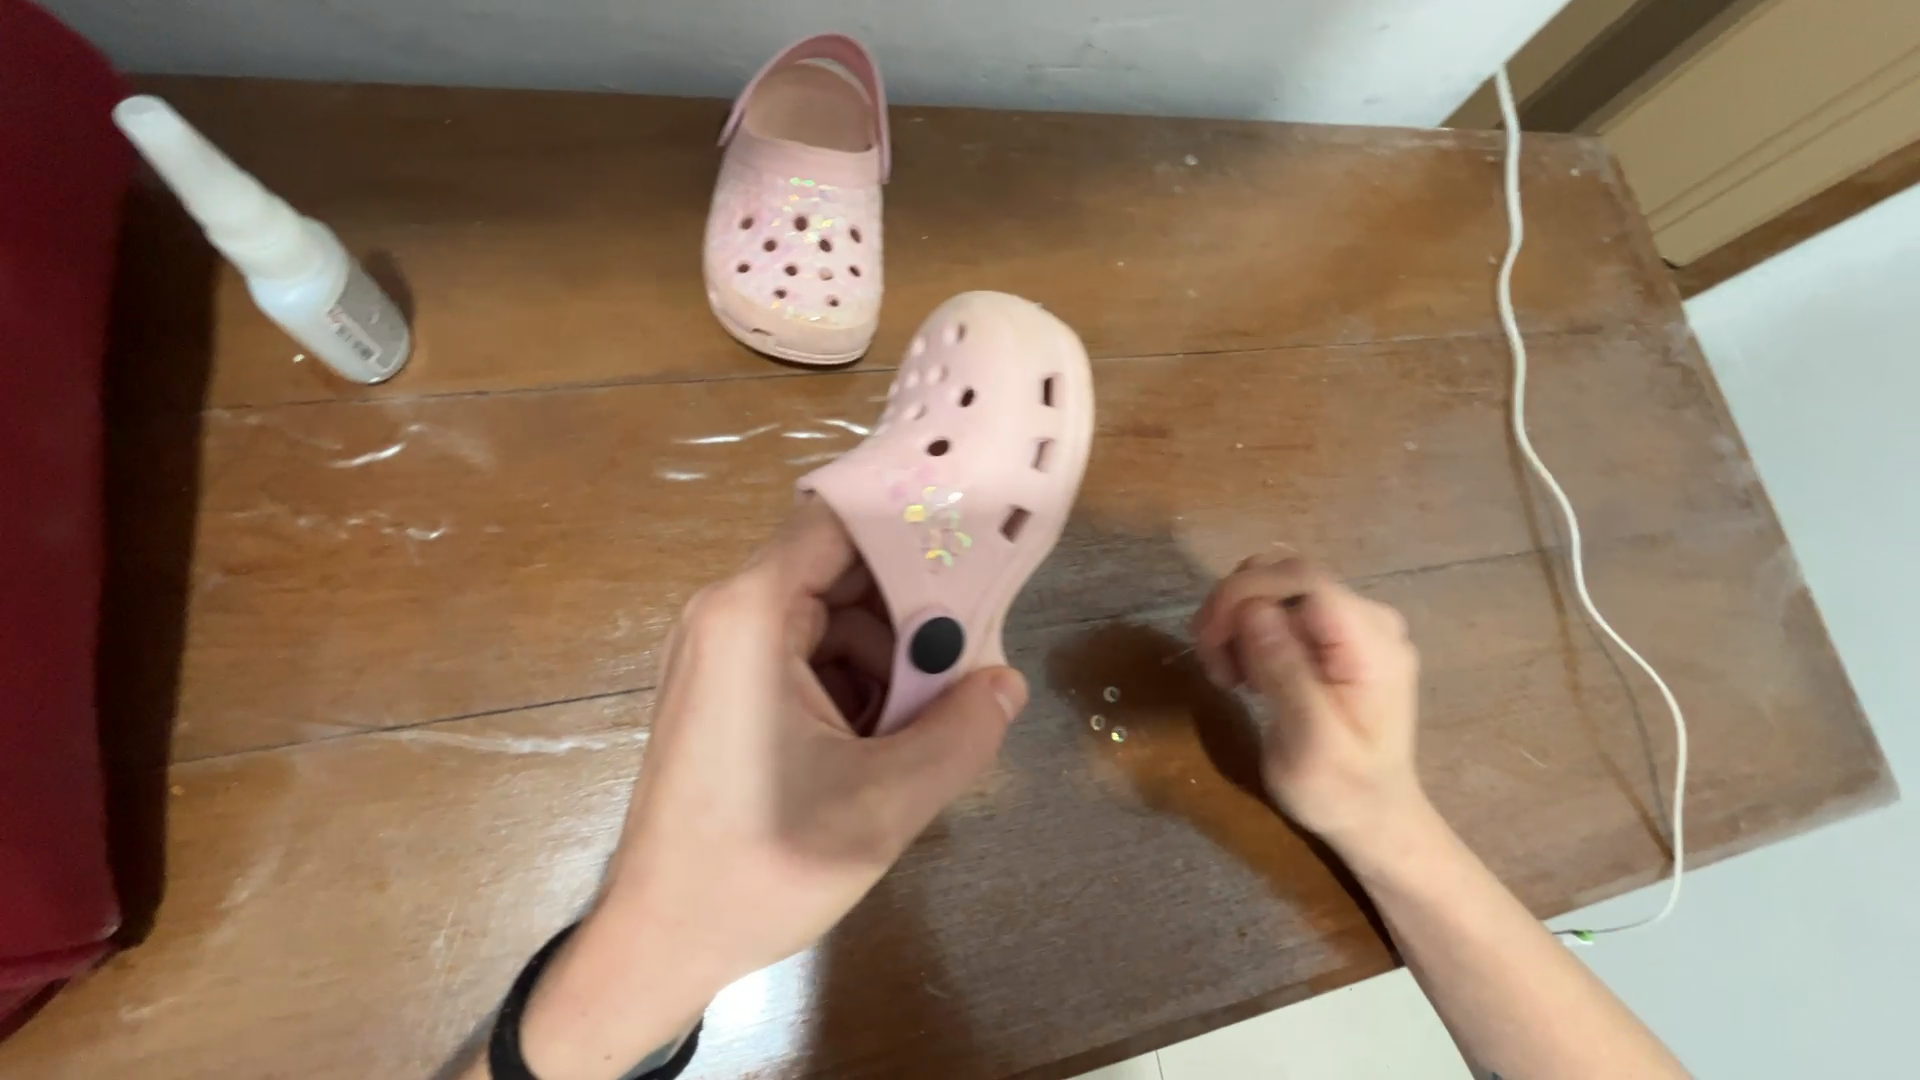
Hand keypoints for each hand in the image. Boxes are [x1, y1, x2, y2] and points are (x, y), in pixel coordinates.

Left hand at [513, 498, 1027, 1079]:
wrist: (657, 946)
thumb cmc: (760, 867)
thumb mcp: (884, 804)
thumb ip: (962, 735)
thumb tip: (1009, 683)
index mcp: (752, 615)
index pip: (839, 522)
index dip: (908, 524)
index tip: (973, 541)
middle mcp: (729, 615)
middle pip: (841, 572)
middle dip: (910, 609)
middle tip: (969, 649)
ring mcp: (722, 652)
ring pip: (832, 618)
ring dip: (887, 657)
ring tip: (925, 716)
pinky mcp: (726, 688)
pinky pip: (808, 655)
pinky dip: (855, 682)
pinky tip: (880, 740)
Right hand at [1189, 555, 1423, 855]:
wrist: (1371, 819)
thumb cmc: (1341, 791)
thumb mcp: (1310, 743)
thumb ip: (1286, 672)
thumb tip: (1252, 610)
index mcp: (1372, 641)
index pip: (1302, 578)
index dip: (1246, 592)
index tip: (1210, 637)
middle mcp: (1366, 619)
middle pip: (1282, 574)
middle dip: (1232, 607)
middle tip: (1210, 661)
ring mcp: (1348, 625)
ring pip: (1270, 585)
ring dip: (1233, 620)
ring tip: (1226, 674)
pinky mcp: (1329, 636)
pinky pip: (1274, 608)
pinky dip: (1243, 631)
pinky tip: (1241, 672)